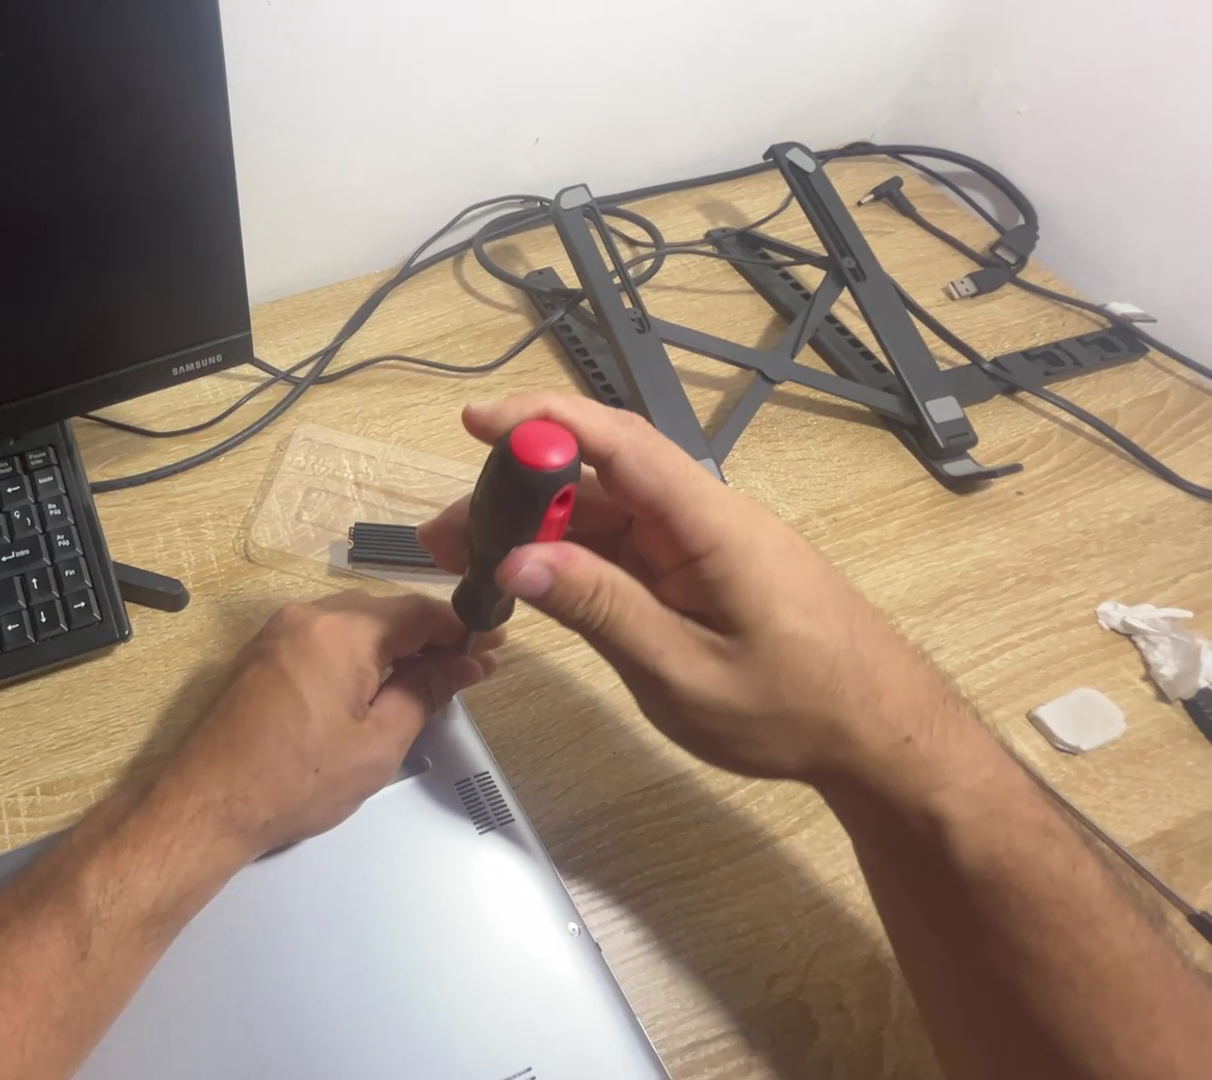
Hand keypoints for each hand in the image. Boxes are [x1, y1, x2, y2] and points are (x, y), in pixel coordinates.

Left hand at [163, 591, 499, 857]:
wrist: (209, 801)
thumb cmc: (297, 780)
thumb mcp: (378, 742)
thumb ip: (427, 691)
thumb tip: (468, 663)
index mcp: (341, 629)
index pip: (419, 610)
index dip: (461, 628)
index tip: (492, 648)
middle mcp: (307, 615)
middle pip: (385, 612)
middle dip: (428, 638)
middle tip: (466, 670)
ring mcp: (280, 629)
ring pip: (355, 623)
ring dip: (393, 647)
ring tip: (427, 683)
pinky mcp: (264, 650)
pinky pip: (325, 637)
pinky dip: (357, 654)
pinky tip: (375, 685)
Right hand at [418, 393, 970, 785]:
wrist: (880, 740)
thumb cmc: (794, 709)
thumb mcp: (683, 670)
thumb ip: (599, 609)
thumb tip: (513, 562)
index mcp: (708, 522)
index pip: (616, 444)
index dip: (543, 422)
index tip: (474, 421)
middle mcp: (695, 516)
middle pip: (592, 477)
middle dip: (513, 492)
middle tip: (444, 532)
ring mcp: (688, 542)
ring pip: (593, 514)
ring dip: (528, 530)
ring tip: (462, 557)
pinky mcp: (683, 567)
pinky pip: (611, 547)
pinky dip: (559, 557)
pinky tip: (519, 575)